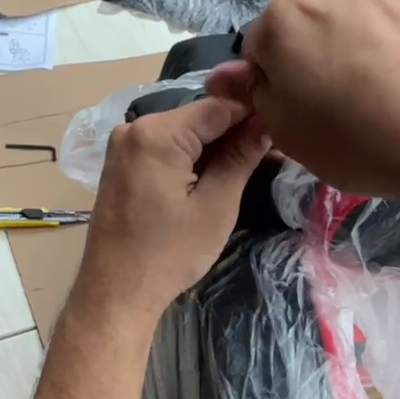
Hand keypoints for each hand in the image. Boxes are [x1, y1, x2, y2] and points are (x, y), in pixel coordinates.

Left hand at [70, 96, 270, 326]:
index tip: (283, 131)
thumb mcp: (215, 206)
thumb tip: (265, 124)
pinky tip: (214, 174)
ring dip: (213, 147)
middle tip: (273, 152)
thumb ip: (240, 158)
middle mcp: (133, 128)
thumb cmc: (168, 254)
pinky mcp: (119, 166)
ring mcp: (122, 147)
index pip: (219, 106)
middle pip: (198, 118)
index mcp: (157, 133)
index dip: (253, 115)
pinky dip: (189, 159)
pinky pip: (163, 150)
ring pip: (182, 134)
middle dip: (234, 133)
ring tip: (250, 165)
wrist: (116, 292)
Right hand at [206, 0, 399, 204]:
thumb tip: (222, 73)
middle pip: (308, 22)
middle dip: (314, 53)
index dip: (272, 81)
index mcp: (283, 15)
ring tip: (381, 90)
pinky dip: (394, 41)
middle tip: (338, 102)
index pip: (259, 47)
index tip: (294, 110)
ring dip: (355, 41)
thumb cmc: (355, 140)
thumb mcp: (285, 131)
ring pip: (354, 14)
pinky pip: (395, 18)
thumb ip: (252, 92)